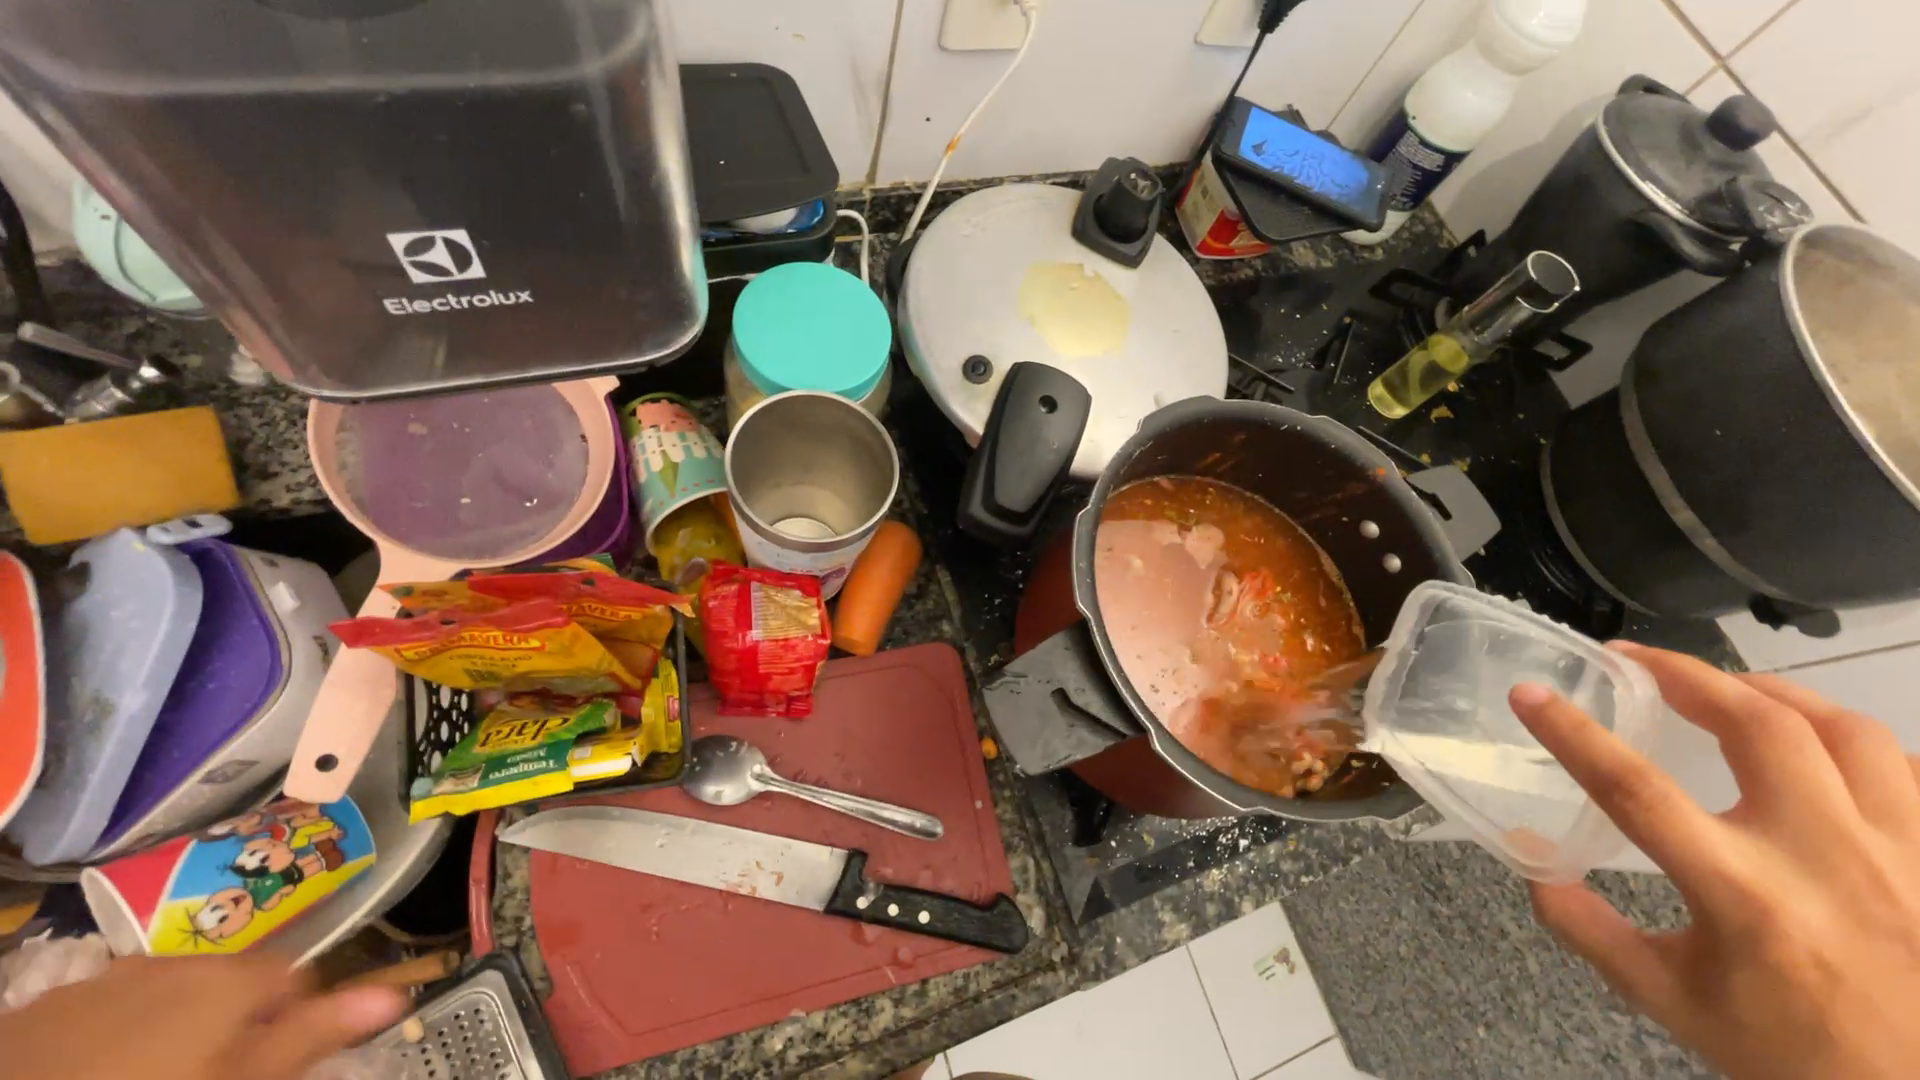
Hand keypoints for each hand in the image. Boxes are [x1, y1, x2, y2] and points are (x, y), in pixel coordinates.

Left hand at [0, 952, 407, 1079]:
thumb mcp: (245, 1079)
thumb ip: (316, 1032)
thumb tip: (397, 993)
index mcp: (230, 976)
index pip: (296, 977)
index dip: (295, 1017)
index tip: (275, 1060)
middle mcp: (175, 962)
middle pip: (229, 982)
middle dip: (231, 1020)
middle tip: (219, 1071)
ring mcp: (98, 982)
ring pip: (163, 994)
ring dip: (169, 1025)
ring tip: (155, 1073)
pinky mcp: (37, 1011)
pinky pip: (98, 1011)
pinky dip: (108, 1036)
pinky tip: (96, 1071)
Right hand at [1509, 642, 1919, 1079]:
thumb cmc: (1788, 1052)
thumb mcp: (1664, 997)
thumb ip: (1583, 923)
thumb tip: (1530, 855)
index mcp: (1742, 896)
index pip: (1635, 790)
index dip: (1571, 732)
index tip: (1528, 692)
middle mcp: (1827, 860)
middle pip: (1761, 728)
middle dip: (1687, 674)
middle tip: (1634, 659)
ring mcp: (1904, 857)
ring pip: (1846, 731)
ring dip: (1772, 691)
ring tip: (1723, 684)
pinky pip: (1903, 768)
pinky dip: (1845, 736)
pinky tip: (1808, 738)